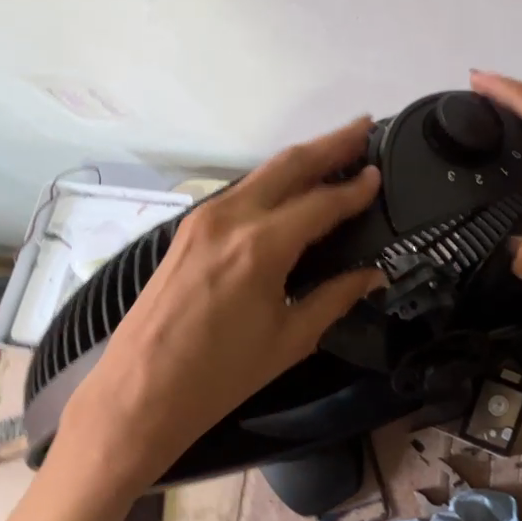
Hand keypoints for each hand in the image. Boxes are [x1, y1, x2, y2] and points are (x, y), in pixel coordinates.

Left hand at [52, 119, 383, 488]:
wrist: (140, 393)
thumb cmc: (221, 376)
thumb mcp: (290, 339)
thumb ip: (335, 297)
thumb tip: (374, 275)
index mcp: (260, 247)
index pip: (321, 203)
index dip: (355, 188)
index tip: (381, 173)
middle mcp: (230, 219)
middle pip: (288, 165)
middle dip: (330, 143)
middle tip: (365, 126)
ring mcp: (203, 220)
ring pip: (261, 174)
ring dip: (301, 158)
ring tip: (336, 150)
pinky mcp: (187, 231)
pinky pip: (241, 193)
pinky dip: (273, 182)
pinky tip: (292, 188)